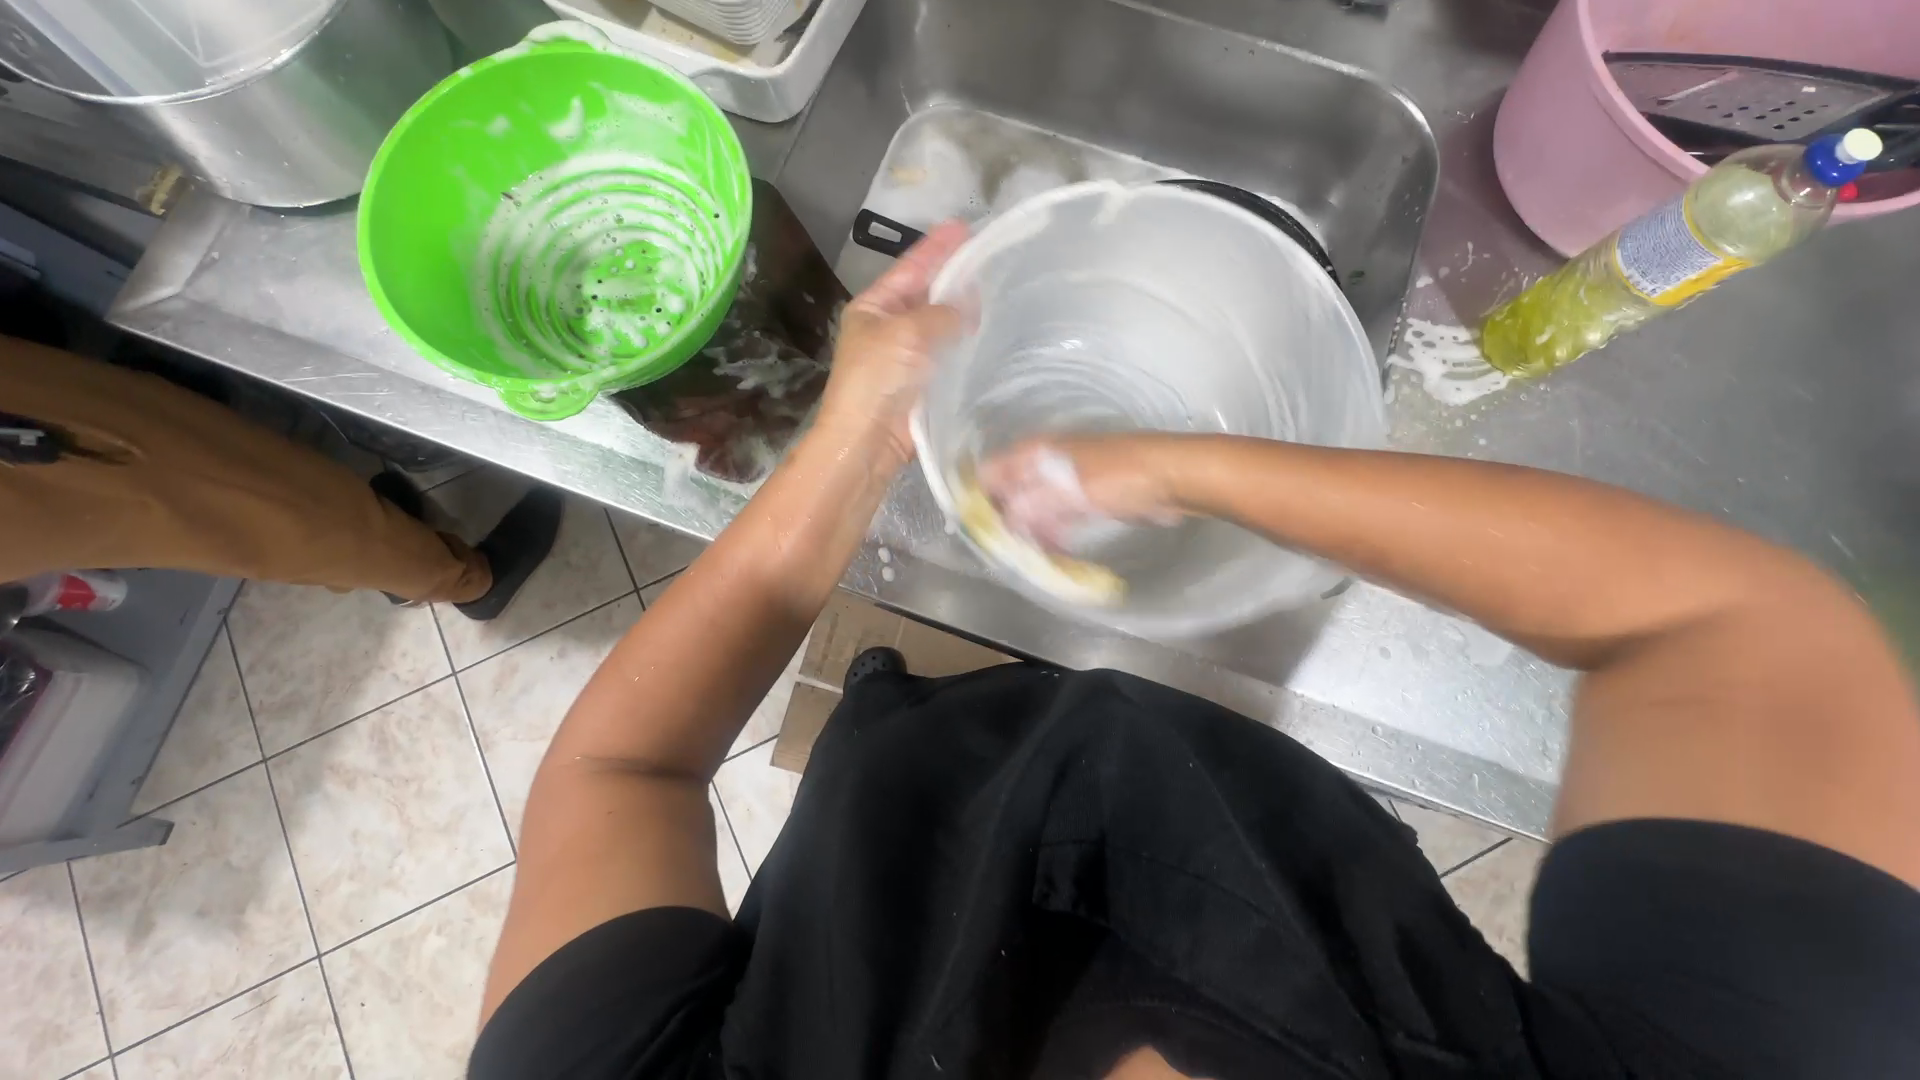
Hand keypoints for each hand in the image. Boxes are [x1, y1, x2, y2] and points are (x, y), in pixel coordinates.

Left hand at [815, 222, 967, 465]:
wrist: (869, 439)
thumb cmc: (878, 378)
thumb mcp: (907, 332)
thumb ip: (941, 313)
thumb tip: (966, 307)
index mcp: (874, 308)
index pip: (909, 269)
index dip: (936, 248)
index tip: (962, 226)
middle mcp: (889, 328)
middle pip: (927, 295)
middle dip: (954, 277)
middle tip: (989, 257)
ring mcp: (907, 357)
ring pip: (941, 325)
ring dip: (964, 311)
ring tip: (997, 290)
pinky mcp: (923, 383)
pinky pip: (948, 355)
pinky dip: (966, 343)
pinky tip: (990, 333)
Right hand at [975, 435, 1189, 552]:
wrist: (1174, 475)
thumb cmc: (1119, 477)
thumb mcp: (1068, 494)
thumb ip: (1030, 509)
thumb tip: (1004, 524)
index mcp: (1036, 451)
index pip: (991, 471)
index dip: (980, 498)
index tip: (980, 527)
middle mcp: (1047, 460)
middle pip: (1012, 490)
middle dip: (1006, 520)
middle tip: (1005, 549)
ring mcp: (1069, 477)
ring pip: (1036, 505)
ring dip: (1031, 531)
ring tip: (1030, 556)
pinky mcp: (1090, 494)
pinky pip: (1060, 515)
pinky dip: (1054, 533)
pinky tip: (1056, 552)